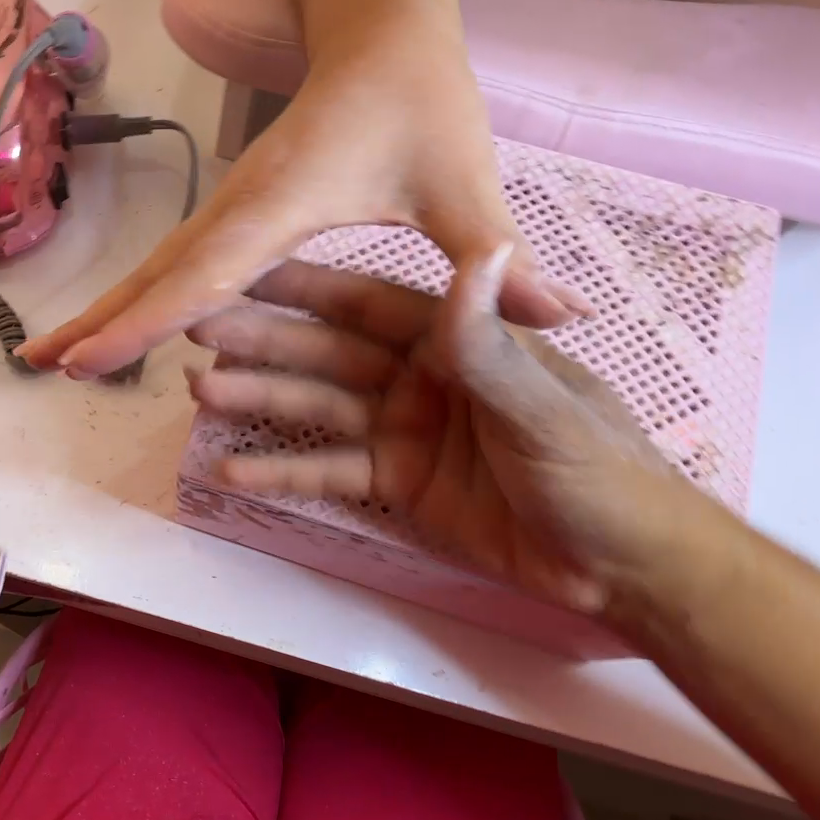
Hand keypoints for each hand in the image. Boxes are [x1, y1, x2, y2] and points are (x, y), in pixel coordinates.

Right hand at [18, 7, 592, 378]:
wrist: (378, 32)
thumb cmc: (419, 101)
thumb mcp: (466, 182)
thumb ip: (495, 260)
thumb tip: (561, 322)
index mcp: (279, 207)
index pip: (200, 275)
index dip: (144, 322)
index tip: (87, 360)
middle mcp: (235, 214)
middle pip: (153, 276)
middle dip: (96, 323)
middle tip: (39, 366)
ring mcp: (224, 214)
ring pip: (152, 272)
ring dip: (103, 314)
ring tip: (53, 358)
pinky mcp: (229, 218)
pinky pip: (173, 269)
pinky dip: (137, 303)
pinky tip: (117, 330)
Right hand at [185, 247, 704, 612]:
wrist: (620, 566)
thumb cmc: (597, 471)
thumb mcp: (540, 408)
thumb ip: (488, 343)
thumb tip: (479, 252)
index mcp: (459, 341)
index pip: (368, 305)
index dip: (304, 290)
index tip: (243, 274)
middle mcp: (420, 378)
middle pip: (328, 357)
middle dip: (265, 346)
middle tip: (198, 336)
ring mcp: (403, 431)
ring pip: (320, 410)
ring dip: (263, 402)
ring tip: (202, 392)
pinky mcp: (396, 483)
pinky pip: (330, 472)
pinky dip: (284, 471)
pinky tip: (233, 466)